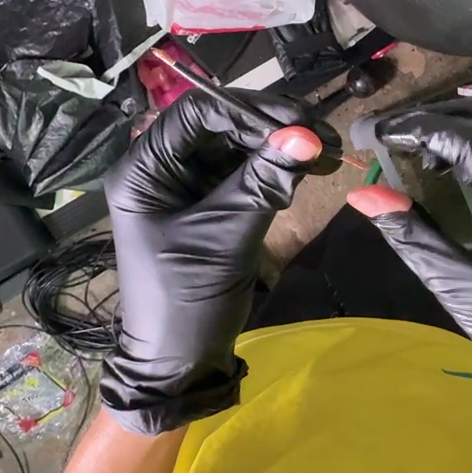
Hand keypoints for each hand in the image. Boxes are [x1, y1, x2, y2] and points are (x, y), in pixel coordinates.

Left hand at [101, 91, 323, 434]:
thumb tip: (307, 136)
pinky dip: (278, 166)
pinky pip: (247, 169)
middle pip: (220, 123)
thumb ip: (264, 182)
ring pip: (239, 143)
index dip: (249, 112)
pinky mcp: (213, 199)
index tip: (299, 125)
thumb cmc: (186, 298)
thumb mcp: (225, 236)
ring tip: (328, 151)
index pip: (196, 113)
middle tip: (323, 135)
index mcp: (144, 169)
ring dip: (282, 144)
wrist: (181, 360)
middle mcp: (163, 166)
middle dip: (272, 126)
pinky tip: (311, 168)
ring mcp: (189, 182)